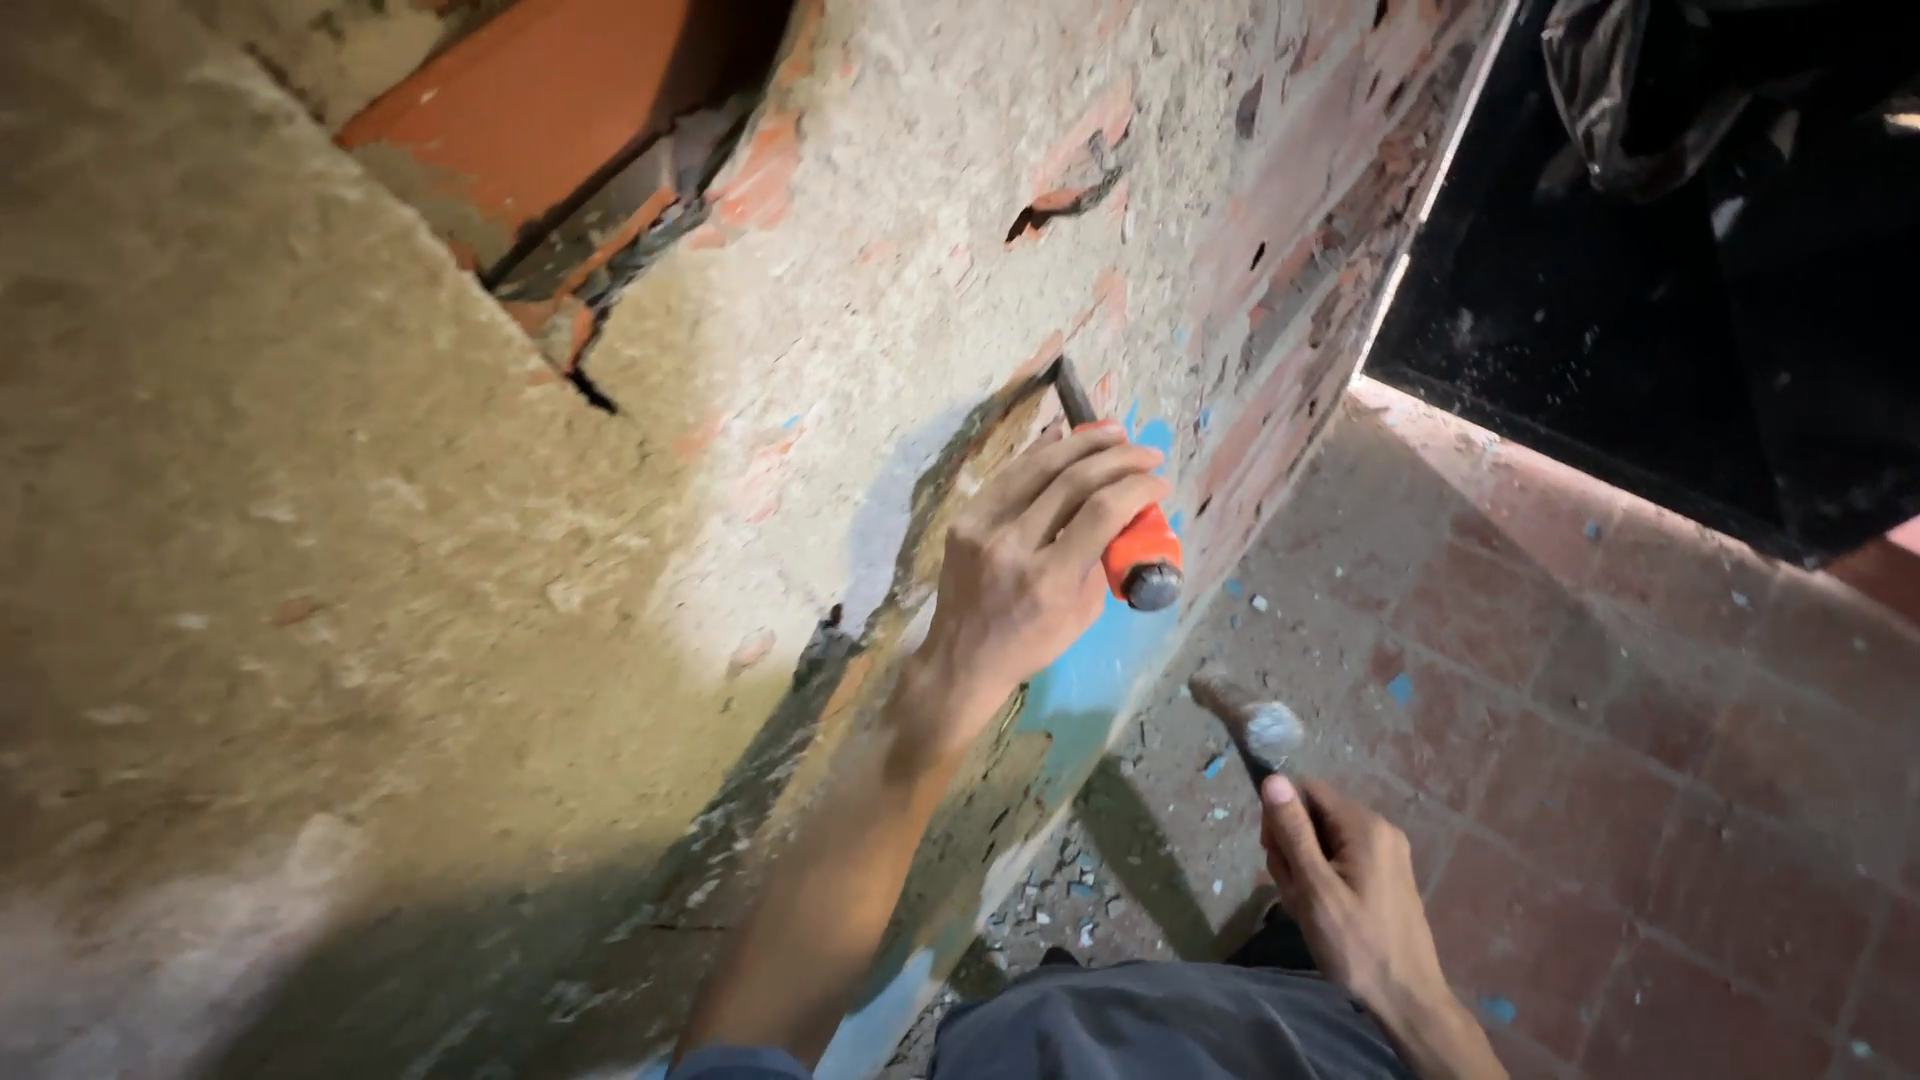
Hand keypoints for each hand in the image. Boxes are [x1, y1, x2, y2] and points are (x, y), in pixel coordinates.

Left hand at [901, 420, 1169, 763]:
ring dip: (1081, 444)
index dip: (1138, 488)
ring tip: (1113, 433)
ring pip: (1037, 466)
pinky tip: (1063, 435)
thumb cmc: (1030, 644)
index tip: (1160, 483)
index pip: (1101, 511)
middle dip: (1118, 459)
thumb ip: (1101, 559)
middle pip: (1073, 480)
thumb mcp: (1082, 613)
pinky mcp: (965, 518)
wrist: (961, 657)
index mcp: (1049, 578)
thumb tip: (1122, 513)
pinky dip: (1038, 452)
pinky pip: (1007, 475)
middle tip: (1146, 453)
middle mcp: (1013, 545)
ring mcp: (982, 527)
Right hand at [1259, 775, 1451, 1025]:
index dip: (1280, 814)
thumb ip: (1293, 830)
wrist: (1408, 1002)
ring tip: (1307, 906)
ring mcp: (1385, 853)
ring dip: (1303, 866)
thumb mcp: (1314, 887)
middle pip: (1313, 813)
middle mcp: (1379, 830)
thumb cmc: (1356, 944)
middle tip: (1293, 888)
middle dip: (1291, 846)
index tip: (1274, 853)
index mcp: (1364, 826)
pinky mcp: (1384, 874)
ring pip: (1322, 838)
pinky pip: (1339, 857)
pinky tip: (1321, 909)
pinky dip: (1321, 877)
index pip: (1305, 789)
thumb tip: (1272, 778)